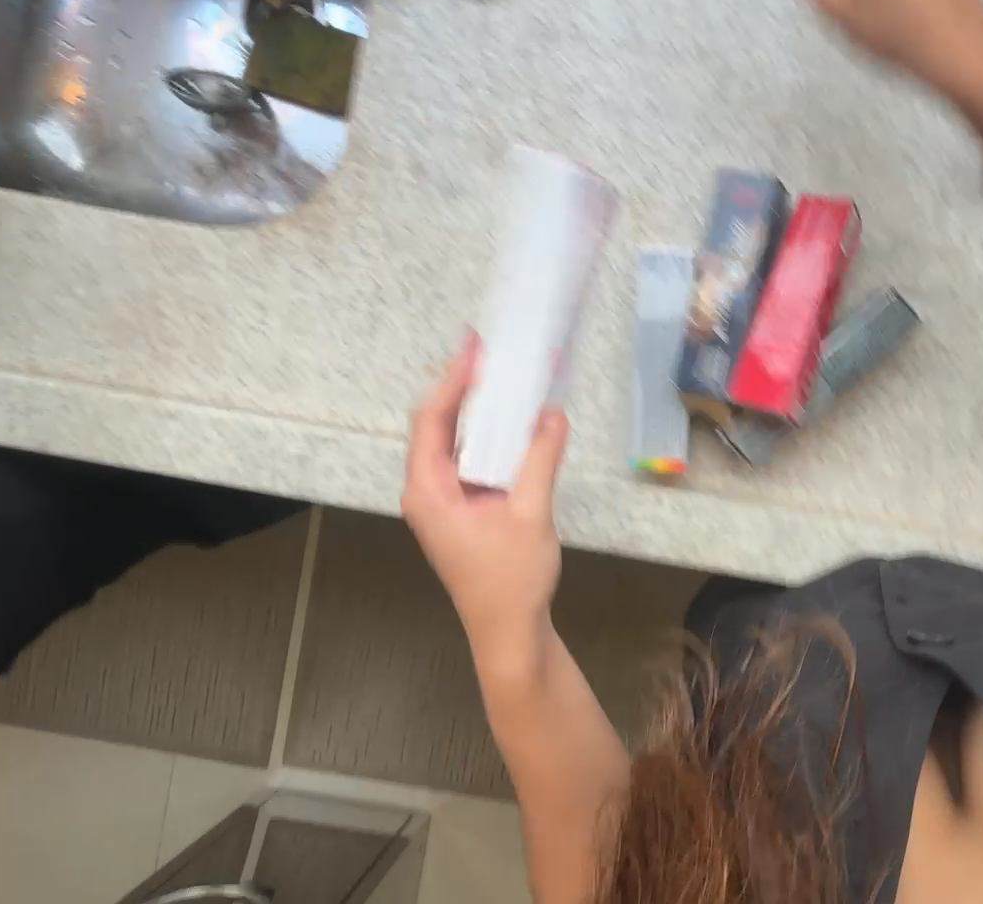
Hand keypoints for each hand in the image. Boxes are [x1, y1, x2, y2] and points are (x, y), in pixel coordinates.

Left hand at [403, 333, 571, 654]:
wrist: (510, 632)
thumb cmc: (512, 578)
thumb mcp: (530, 513)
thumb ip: (540, 459)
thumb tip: (553, 412)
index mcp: (429, 490)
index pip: (432, 421)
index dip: (453, 381)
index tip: (476, 349)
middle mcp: (429, 490)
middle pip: (438, 427)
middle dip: (464, 389)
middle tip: (493, 356)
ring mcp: (445, 502)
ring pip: (455, 444)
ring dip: (480, 412)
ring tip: (505, 380)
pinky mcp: (464, 510)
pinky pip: (472, 461)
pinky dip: (491, 439)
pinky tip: (515, 425)